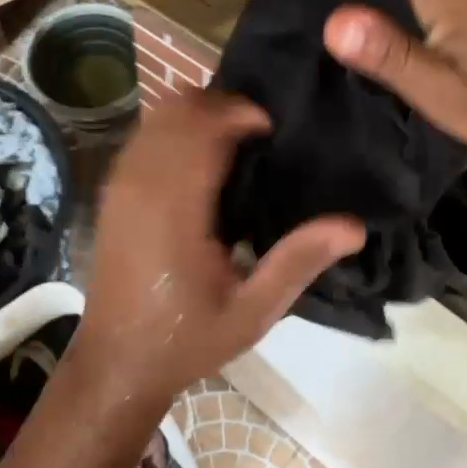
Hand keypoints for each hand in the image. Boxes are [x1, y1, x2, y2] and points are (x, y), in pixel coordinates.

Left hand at [75, 90, 366, 399]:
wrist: (116, 360)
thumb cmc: (187, 337)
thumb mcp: (252, 312)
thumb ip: (297, 262)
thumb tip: (353, 224)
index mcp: (175, 205)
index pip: (205, 125)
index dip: (243, 113)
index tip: (275, 132)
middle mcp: (141, 181)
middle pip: (180, 107)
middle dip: (223, 107)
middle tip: (261, 134)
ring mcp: (121, 181)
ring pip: (159, 114)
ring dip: (199, 114)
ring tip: (237, 142)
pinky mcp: (113, 189)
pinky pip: (145, 134)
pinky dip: (176, 129)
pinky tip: (202, 159)